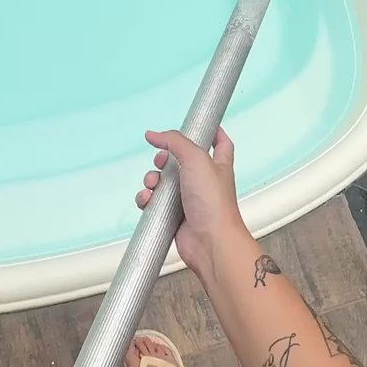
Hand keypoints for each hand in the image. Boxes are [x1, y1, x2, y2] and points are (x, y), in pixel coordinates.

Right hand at [136, 128, 249, 281]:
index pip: (219, 142)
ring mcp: (189, 199)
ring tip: (153, 184)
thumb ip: (175, 141)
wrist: (210, 242)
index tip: (197, 124)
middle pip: (181, 160)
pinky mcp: (174, 216)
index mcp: (217, 164)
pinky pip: (155, 203)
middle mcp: (204, 181)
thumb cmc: (213, 202)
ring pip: (164, 182)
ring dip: (152, 179)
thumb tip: (154, 134)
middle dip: (165, 158)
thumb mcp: (196, 159)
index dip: (211, 131)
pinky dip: (147, 199)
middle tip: (161, 160)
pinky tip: (146, 199)